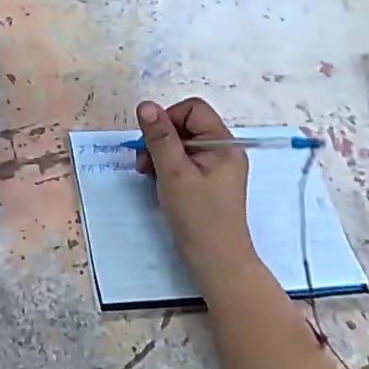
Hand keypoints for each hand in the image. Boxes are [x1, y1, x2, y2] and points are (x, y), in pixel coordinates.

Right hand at [135, 98, 256, 272]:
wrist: (217, 263)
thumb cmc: (198, 216)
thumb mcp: (174, 173)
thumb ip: (159, 137)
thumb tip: (145, 105)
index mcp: (223, 144)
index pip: (193, 110)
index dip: (168, 118)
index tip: (152, 142)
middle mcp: (223, 151)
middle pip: (186, 125)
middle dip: (160, 138)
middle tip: (144, 162)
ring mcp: (216, 168)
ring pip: (181, 143)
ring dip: (160, 153)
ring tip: (147, 173)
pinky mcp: (207, 182)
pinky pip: (184, 161)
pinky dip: (167, 166)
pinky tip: (157, 181)